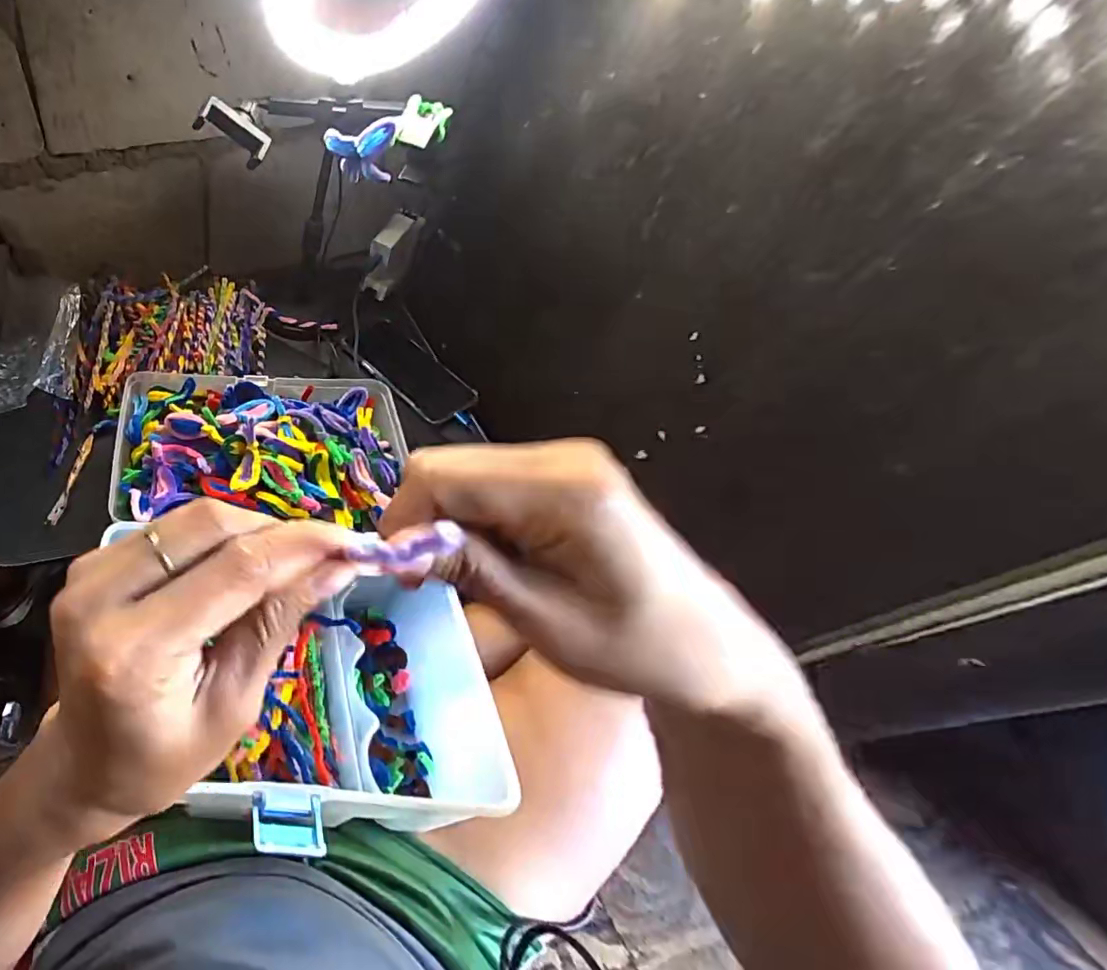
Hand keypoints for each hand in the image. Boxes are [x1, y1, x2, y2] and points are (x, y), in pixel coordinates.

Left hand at [42, 501, 364, 832]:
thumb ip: (275, 623)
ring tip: (283, 560)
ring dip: (244, 530)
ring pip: (185, 519)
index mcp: (136, 651)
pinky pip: (162, 531)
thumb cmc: (160, 759)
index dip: (300, 545)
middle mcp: (100, 597)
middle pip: (206, 525)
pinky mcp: (86, 564)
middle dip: (273, 529)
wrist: (81, 764)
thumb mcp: (231, 705)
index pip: (234, 570)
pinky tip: (232, 566)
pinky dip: (208, 539)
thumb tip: (335, 564)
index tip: (353, 541)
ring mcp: (86, 574)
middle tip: (321, 550)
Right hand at [380, 441, 805, 721]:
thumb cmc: (636, 648)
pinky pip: (482, 482)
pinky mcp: (558, 472)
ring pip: (457, 472)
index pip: (441, 475)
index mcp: (564, 487)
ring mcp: (561, 459)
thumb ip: (466, 568)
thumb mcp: (539, 618)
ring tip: (461, 571)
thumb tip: (395, 547)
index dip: (405, 518)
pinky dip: (466, 516)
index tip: (404, 572)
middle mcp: (560, 456)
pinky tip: (488, 554)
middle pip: (445, 467)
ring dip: (443, 520)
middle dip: (421, 519)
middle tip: (427, 576)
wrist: (711, 650)